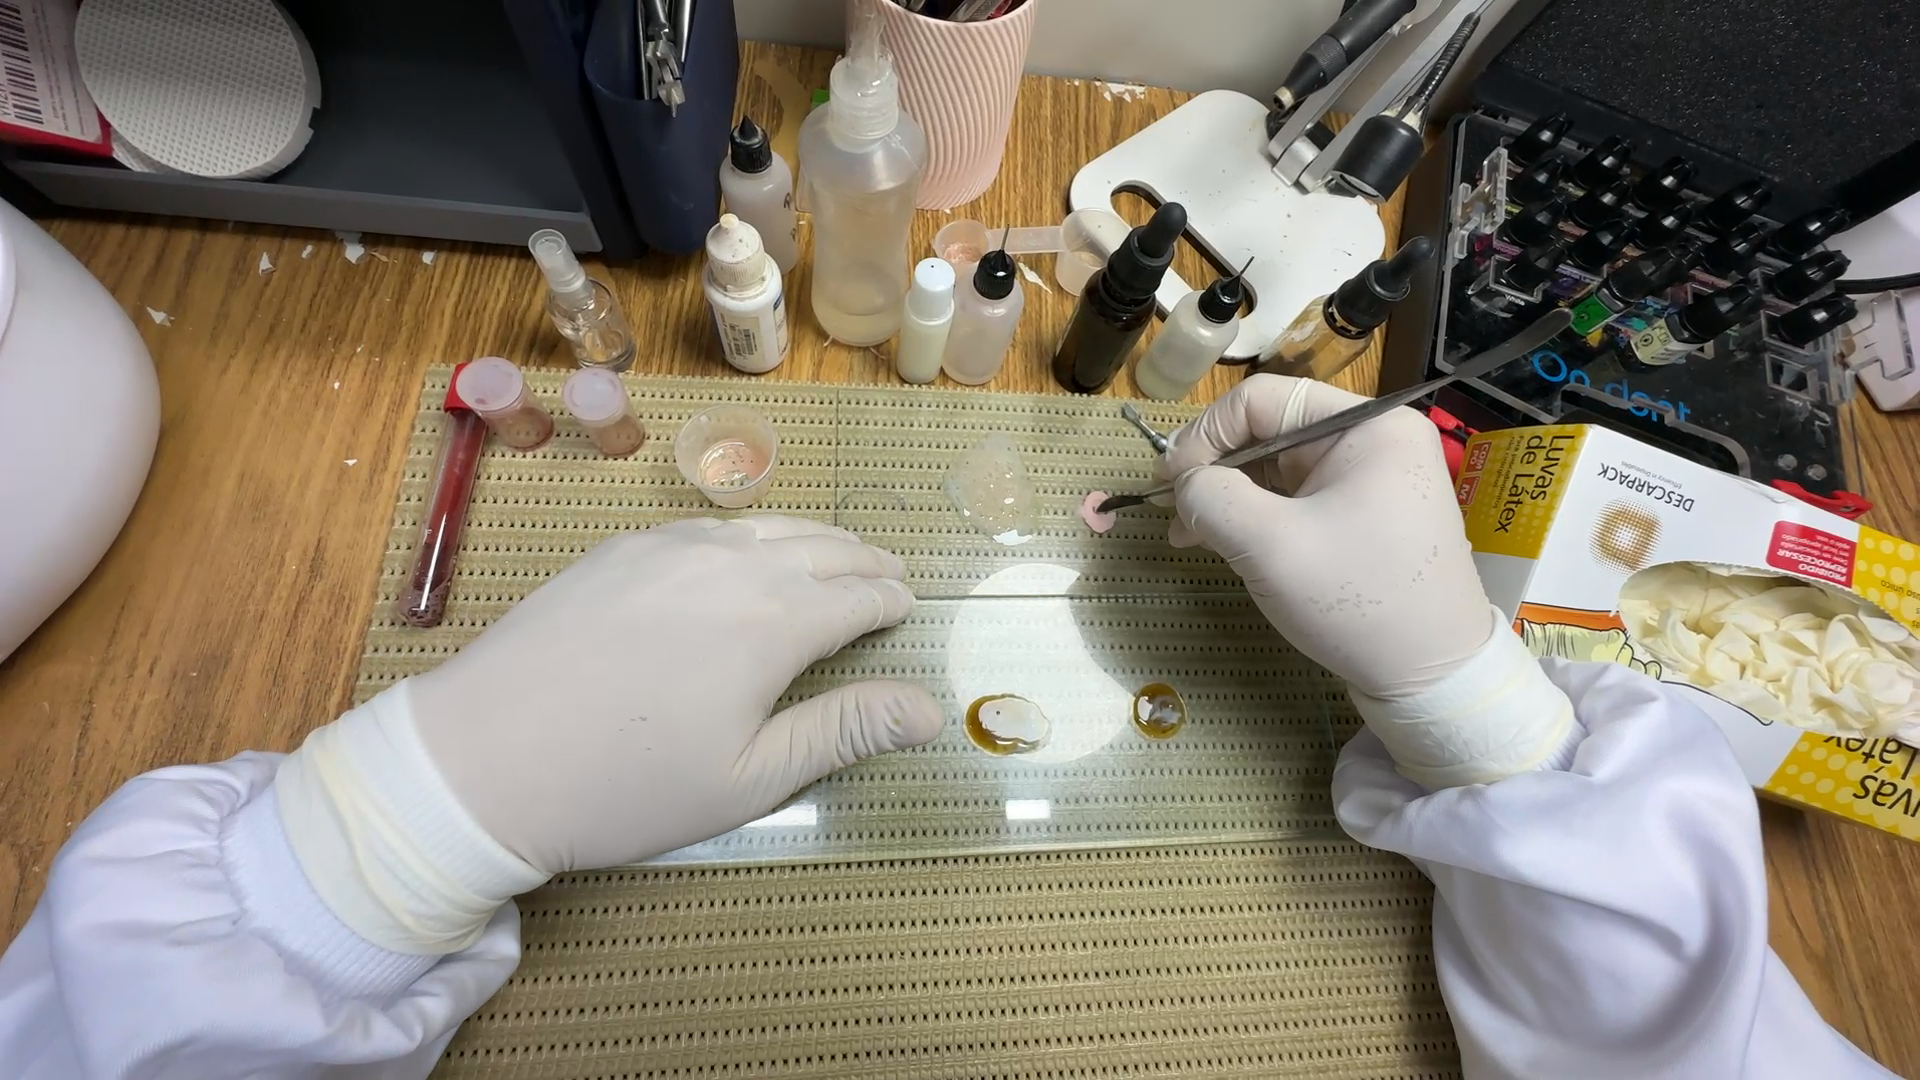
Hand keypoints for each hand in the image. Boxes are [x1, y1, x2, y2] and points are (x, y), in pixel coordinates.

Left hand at [276, 517, 941, 952]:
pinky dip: (758, 532)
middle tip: (891, 569)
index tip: (908, 604)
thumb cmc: (628, 784)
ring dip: (819, 537)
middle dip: (866, 560)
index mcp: (775, 623)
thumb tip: (932, 710)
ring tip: (841, 549)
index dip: (891, 599)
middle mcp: (736, 566)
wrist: (480, 760)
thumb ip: (845, 730)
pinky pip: (715, 524)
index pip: (858, 596)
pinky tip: (755, 546)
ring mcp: (676, 546)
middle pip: (824, 549)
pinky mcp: (628, 544)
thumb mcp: (750, 777)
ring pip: (773, 526)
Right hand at [1160, 375, 1573, 787]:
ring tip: (1188, 534)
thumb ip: (1211, 499)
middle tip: (1172, 510)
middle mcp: (1369, 440)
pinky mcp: (1357, 515)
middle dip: (1211, 470)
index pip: (1260, 400)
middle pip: (1265, 432)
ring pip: (1271, 469)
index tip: (1168, 483)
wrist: (1430, 677)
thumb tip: (1182, 484)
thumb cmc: (1356, 600)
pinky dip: (1250, 517)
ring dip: (1224, 497)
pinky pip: (1289, 499)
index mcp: (1364, 426)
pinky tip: (1220, 541)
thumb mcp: (1269, 545)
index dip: (1203, 434)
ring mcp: (1366, 479)